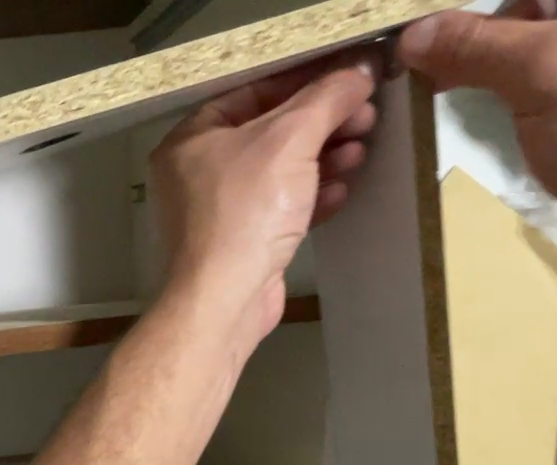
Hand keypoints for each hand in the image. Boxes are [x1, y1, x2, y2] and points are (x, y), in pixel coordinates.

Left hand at [150, 59, 377, 338]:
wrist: (223, 301)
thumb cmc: (244, 213)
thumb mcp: (289, 139)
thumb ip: (325, 98)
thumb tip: (356, 71)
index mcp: (191, 140)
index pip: (253, 91)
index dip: (306, 78)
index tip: (352, 73)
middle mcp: (196, 174)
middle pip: (270, 132)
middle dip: (321, 123)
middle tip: (365, 116)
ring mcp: (216, 212)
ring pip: (278, 172)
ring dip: (323, 159)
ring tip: (359, 150)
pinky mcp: (239, 243)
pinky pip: (279, 209)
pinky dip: (310, 197)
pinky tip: (339, 191)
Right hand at [399, 0, 556, 256]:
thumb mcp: (540, 72)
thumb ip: (473, 44)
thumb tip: (411, 34)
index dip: (503, 0)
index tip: (446, 18)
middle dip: (508, 15)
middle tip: (449, 48)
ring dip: (516, 44)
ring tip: (461, 74)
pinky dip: (542, 69)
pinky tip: (503, 92)